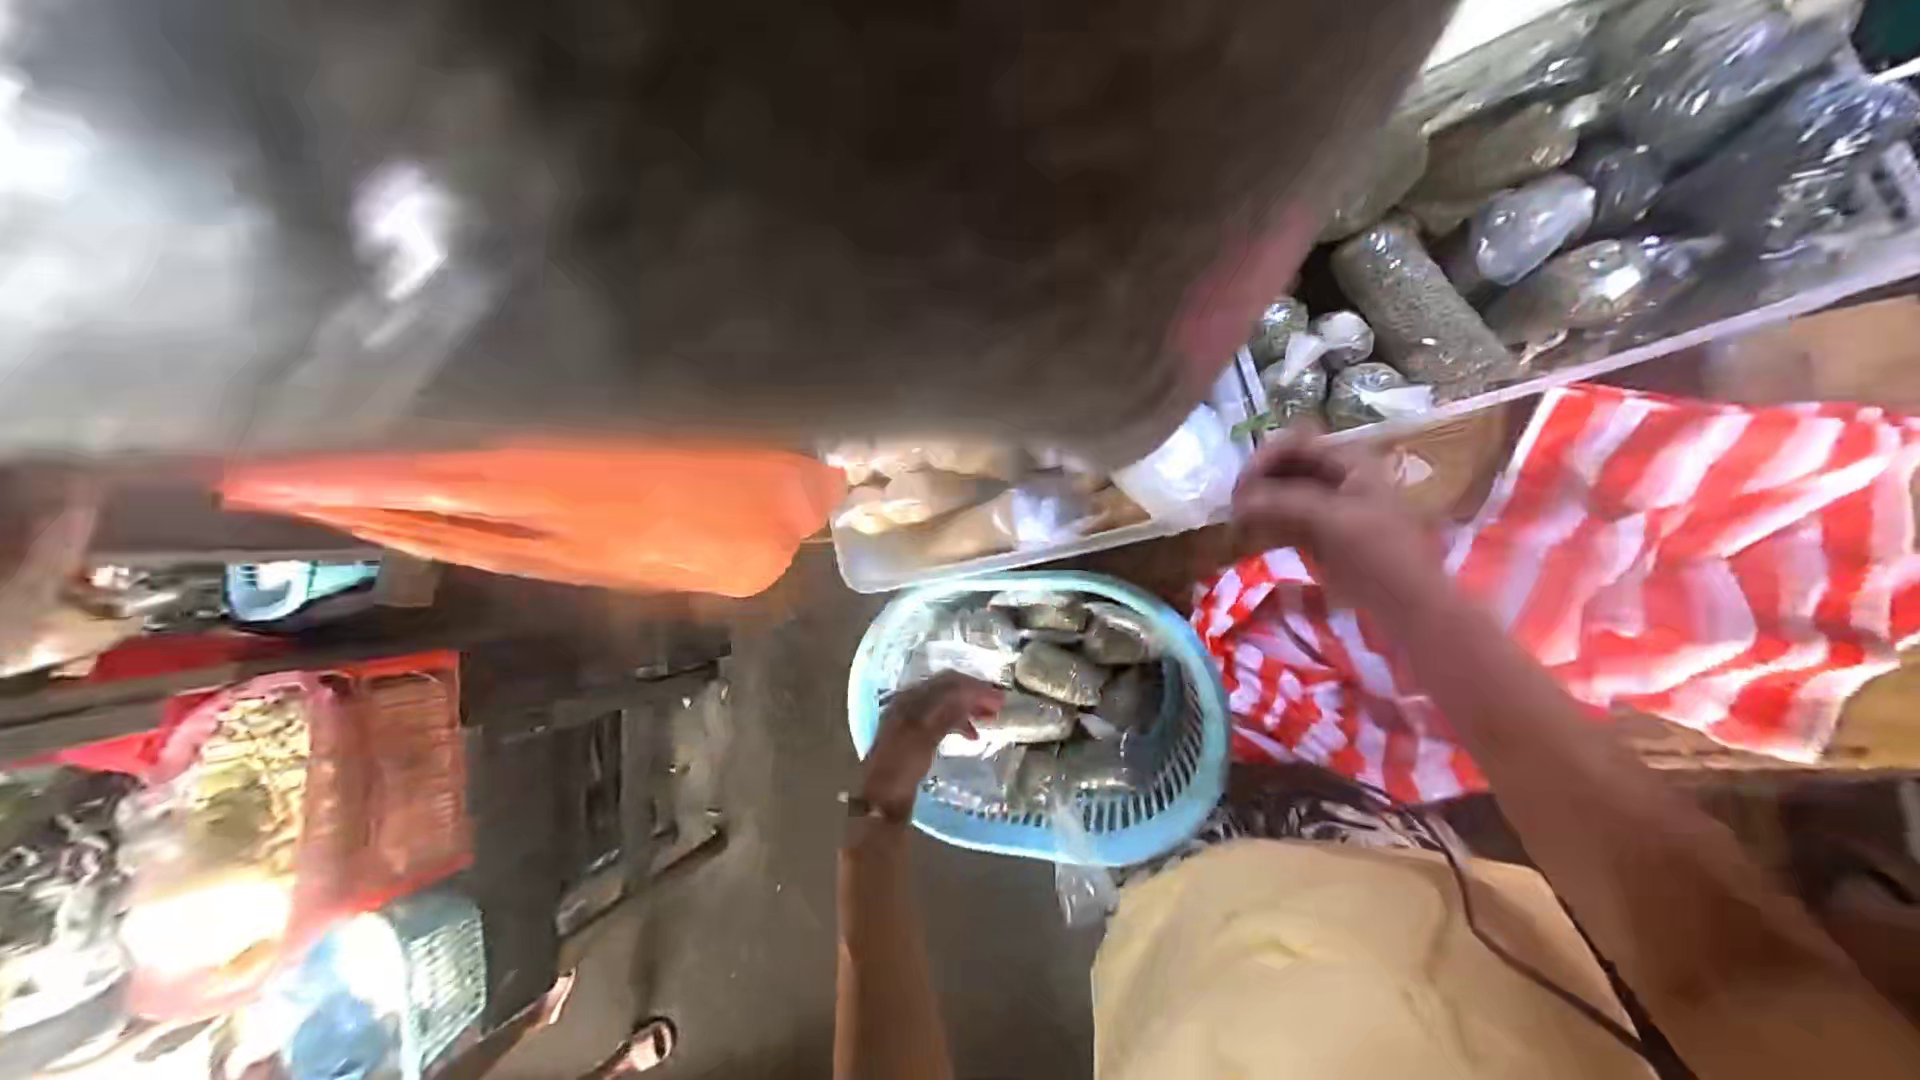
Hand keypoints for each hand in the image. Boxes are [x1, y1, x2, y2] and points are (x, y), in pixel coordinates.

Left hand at [860, 672, 1003, 819]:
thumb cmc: (901, 768)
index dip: (975, 687)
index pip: (948, 683)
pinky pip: (943, 720)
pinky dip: (959, 723)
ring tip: (990, 717)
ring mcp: (913, 720)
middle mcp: (910, 703)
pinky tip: (972, 735)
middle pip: (948, 690)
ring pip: (947, 704)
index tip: (1000, 698)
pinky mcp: (916, 737)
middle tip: (999, 705)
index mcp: (910, 699)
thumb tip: (970, 692)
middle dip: (974, 694)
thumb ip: (946, 713)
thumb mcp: (924, 737)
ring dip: (969, 708)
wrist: (881, 801)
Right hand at [1228, 426, 1450, 618]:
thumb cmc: (1379, 554)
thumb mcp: (1334, 520)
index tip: (1244, 485)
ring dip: (1256, 502)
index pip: (1296, 442)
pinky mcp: (1316, 531)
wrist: (1405, 602)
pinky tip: (1248, 534)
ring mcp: (1325, 504)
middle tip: (1235, 505)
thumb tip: (1239, 501)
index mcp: (1350, 461)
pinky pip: (1281, 517)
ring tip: (1238, 521)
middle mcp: (1336, 476)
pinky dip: (1263, 522)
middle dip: (1257, 481)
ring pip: (1279, 491)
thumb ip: (1285, 503)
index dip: (1266, 457)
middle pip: (1283, 465)